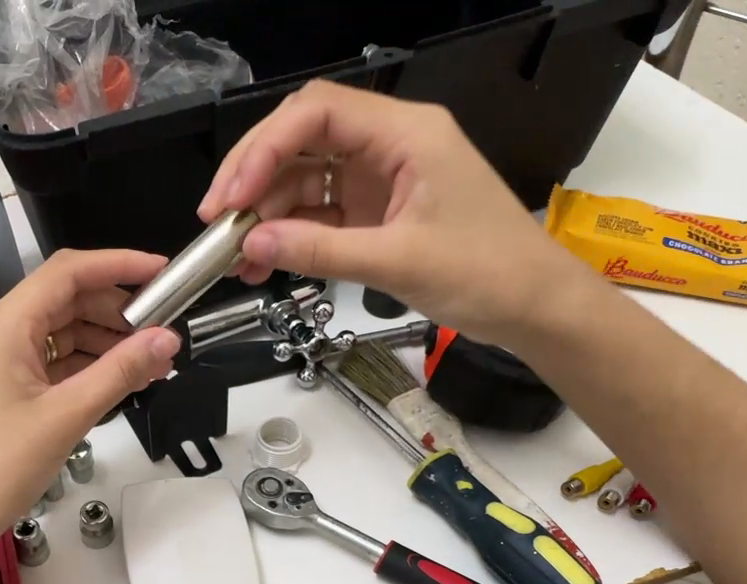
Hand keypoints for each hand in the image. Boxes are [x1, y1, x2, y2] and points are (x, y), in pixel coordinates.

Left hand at [0, 249, 179, 552]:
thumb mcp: (67, 416)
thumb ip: (120, 372)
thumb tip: (166, 340)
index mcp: (3, 326)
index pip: (67, 273)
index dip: (118, 265)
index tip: (162, 272)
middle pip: (66, 299)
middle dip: (117, 309)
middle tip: (163, 330)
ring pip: (60, 332)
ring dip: (105, 340)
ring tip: (150, 361)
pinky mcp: (2, 387)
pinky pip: (50, 361)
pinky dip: (85, 366)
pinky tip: (118, 379)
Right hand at [199, 81, 593, 346]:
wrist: (530, 306)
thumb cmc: (486, 273)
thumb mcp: (398, 262)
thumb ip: (321, 250)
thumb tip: (253, 244)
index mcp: (405, 134)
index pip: (317, 114)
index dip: (264, 148)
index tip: (231, 197)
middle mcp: (388, 146)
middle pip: (301, 141)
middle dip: (253, 178)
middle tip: (215, 222)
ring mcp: (379, 180)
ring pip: (303, 180)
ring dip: (264, 215)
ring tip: (235, 258)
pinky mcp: (374, 212)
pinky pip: (317, 213)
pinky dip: (287, 236)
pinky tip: (262, 262)